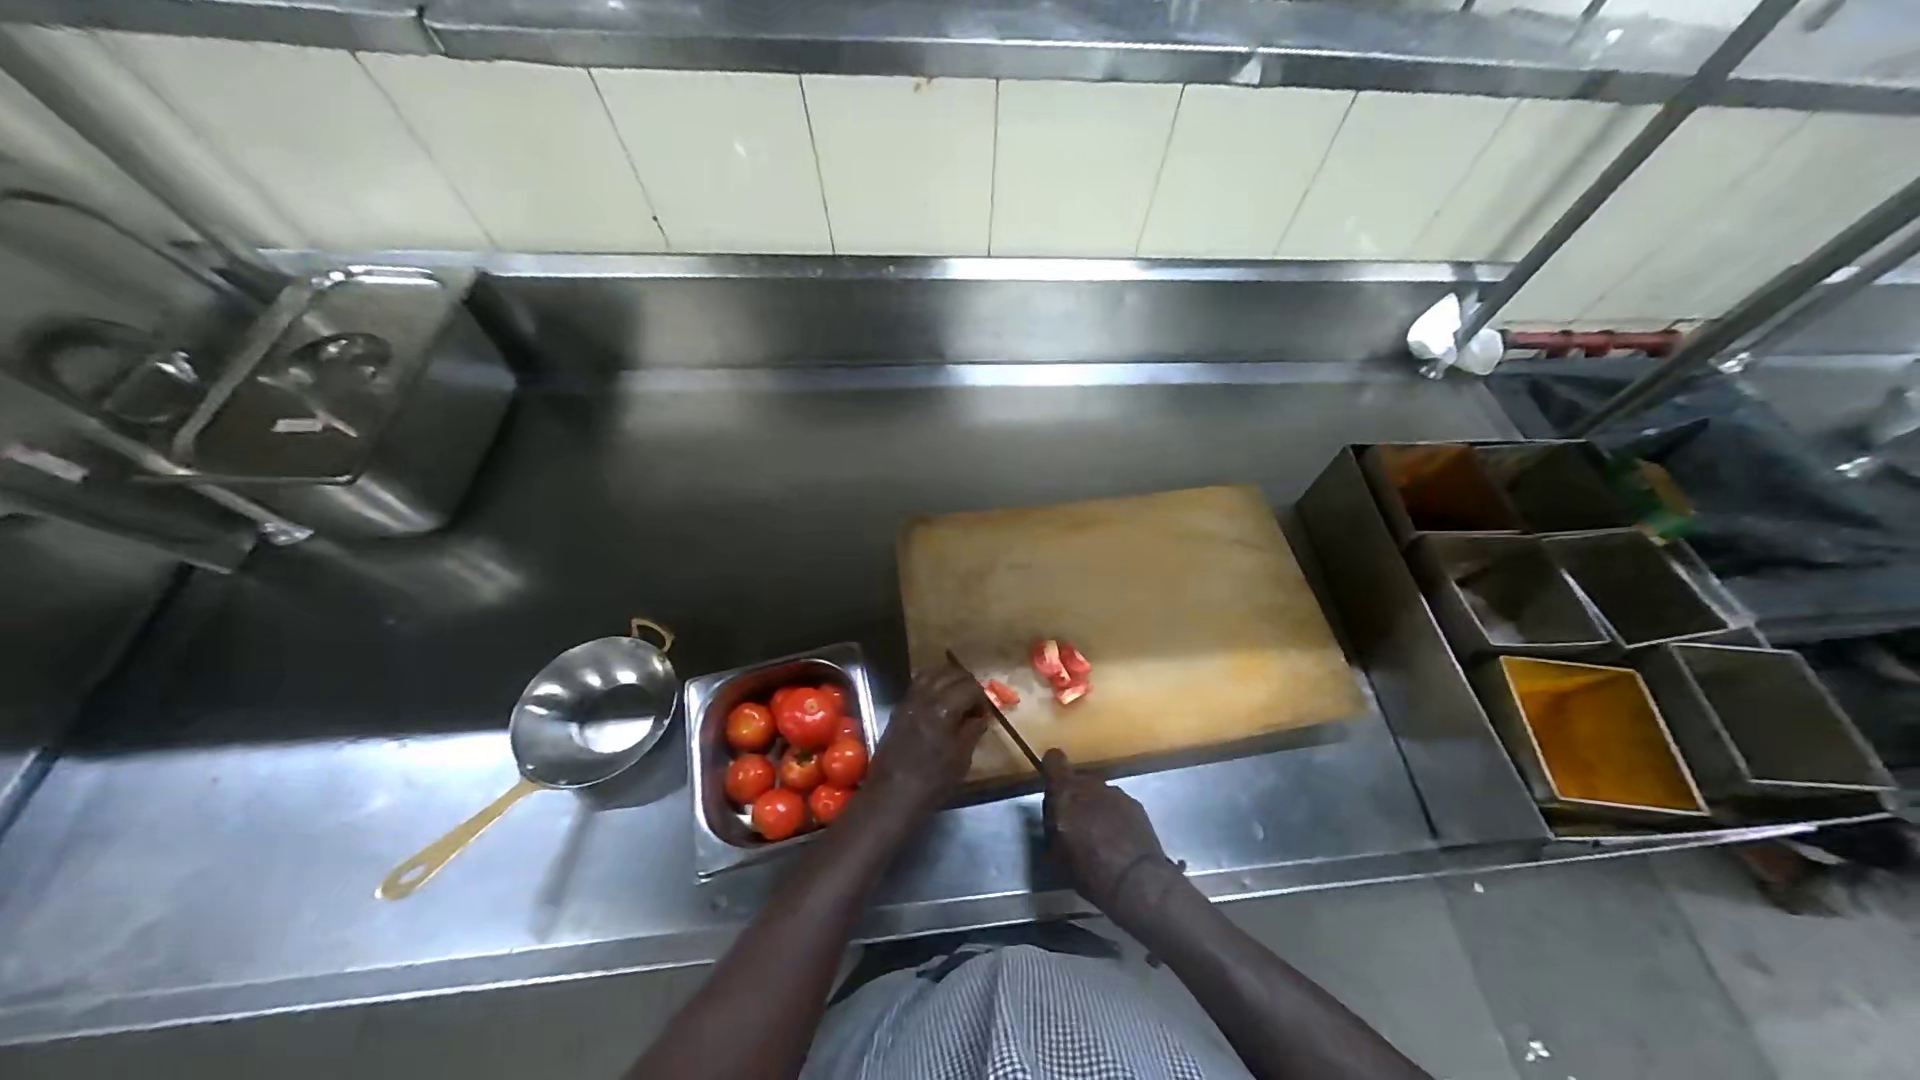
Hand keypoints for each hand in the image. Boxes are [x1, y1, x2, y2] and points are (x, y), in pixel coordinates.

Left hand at [863, 662, 990, 822]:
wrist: (892, 795)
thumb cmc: (932, 782)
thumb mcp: (962, 759)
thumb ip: (973, 731)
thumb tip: (980, 717)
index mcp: (943, 709)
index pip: (970, 687)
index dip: (982, 698)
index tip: (984, 714)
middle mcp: (924, 698)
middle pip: (950, 674)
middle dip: (967, 683)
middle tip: (975, 702)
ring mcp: (908, 701)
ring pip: (931, 673)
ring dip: (948, 679)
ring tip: (958, 696)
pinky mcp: (898, 709)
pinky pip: (917, 684)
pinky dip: (932, 684)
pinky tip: (939, 700)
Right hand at [1041, 749, 1179, 922]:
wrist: (1135, 880)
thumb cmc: (1086, 868)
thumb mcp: (1055, 854)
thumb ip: (1052, 827)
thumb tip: (1055, 822)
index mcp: (1065, 791)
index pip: (1054, 760)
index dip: (1052, 769)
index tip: (1053, 785)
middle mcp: (1091, 785)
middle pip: (1078, 781)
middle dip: (1075, 798)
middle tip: (1075, 825)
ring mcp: (1116, 793)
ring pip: (1099, 794)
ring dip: (1096, 809)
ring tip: (1099, 837)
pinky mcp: (1136, 806)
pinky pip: (1118, 806)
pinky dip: (1116, 818)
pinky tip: (1118, 842)